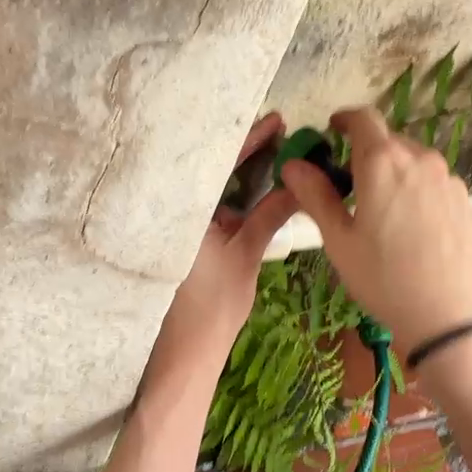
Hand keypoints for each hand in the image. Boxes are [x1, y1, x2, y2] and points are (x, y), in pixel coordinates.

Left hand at [150, 114, 298, 370]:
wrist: (186, 350)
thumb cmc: (211, 305)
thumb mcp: (245, 254)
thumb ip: (269, 216)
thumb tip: (299, 185)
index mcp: (182, 208)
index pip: (220, 163)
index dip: (250, 140)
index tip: (276, 121)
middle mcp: (172, 210)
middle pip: (210, 170)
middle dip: (243, 151)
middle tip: (278, 131)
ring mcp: (174, 226)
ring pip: (208, 188)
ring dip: (237, 172)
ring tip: (273, 152)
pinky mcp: (180, 242)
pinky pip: (205, 207)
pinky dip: (228, 197)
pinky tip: (253, 189)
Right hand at [278, 108, 471, 356]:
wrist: (451, 315)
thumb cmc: (385, 278)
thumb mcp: (339, 241)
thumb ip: (315, 196)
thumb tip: (294, 165)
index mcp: (384, 161)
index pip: (363, 119)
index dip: (344, 120)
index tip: (332, 132)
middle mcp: (420, 159)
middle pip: (388, 141)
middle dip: (365, 155)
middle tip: (347, 187)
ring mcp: (448, 179)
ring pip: (412, 162)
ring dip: (391, 174)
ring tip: (378, 213)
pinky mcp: (465, 201)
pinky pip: (432, 183)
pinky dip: (414, 191)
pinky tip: (409, 229)